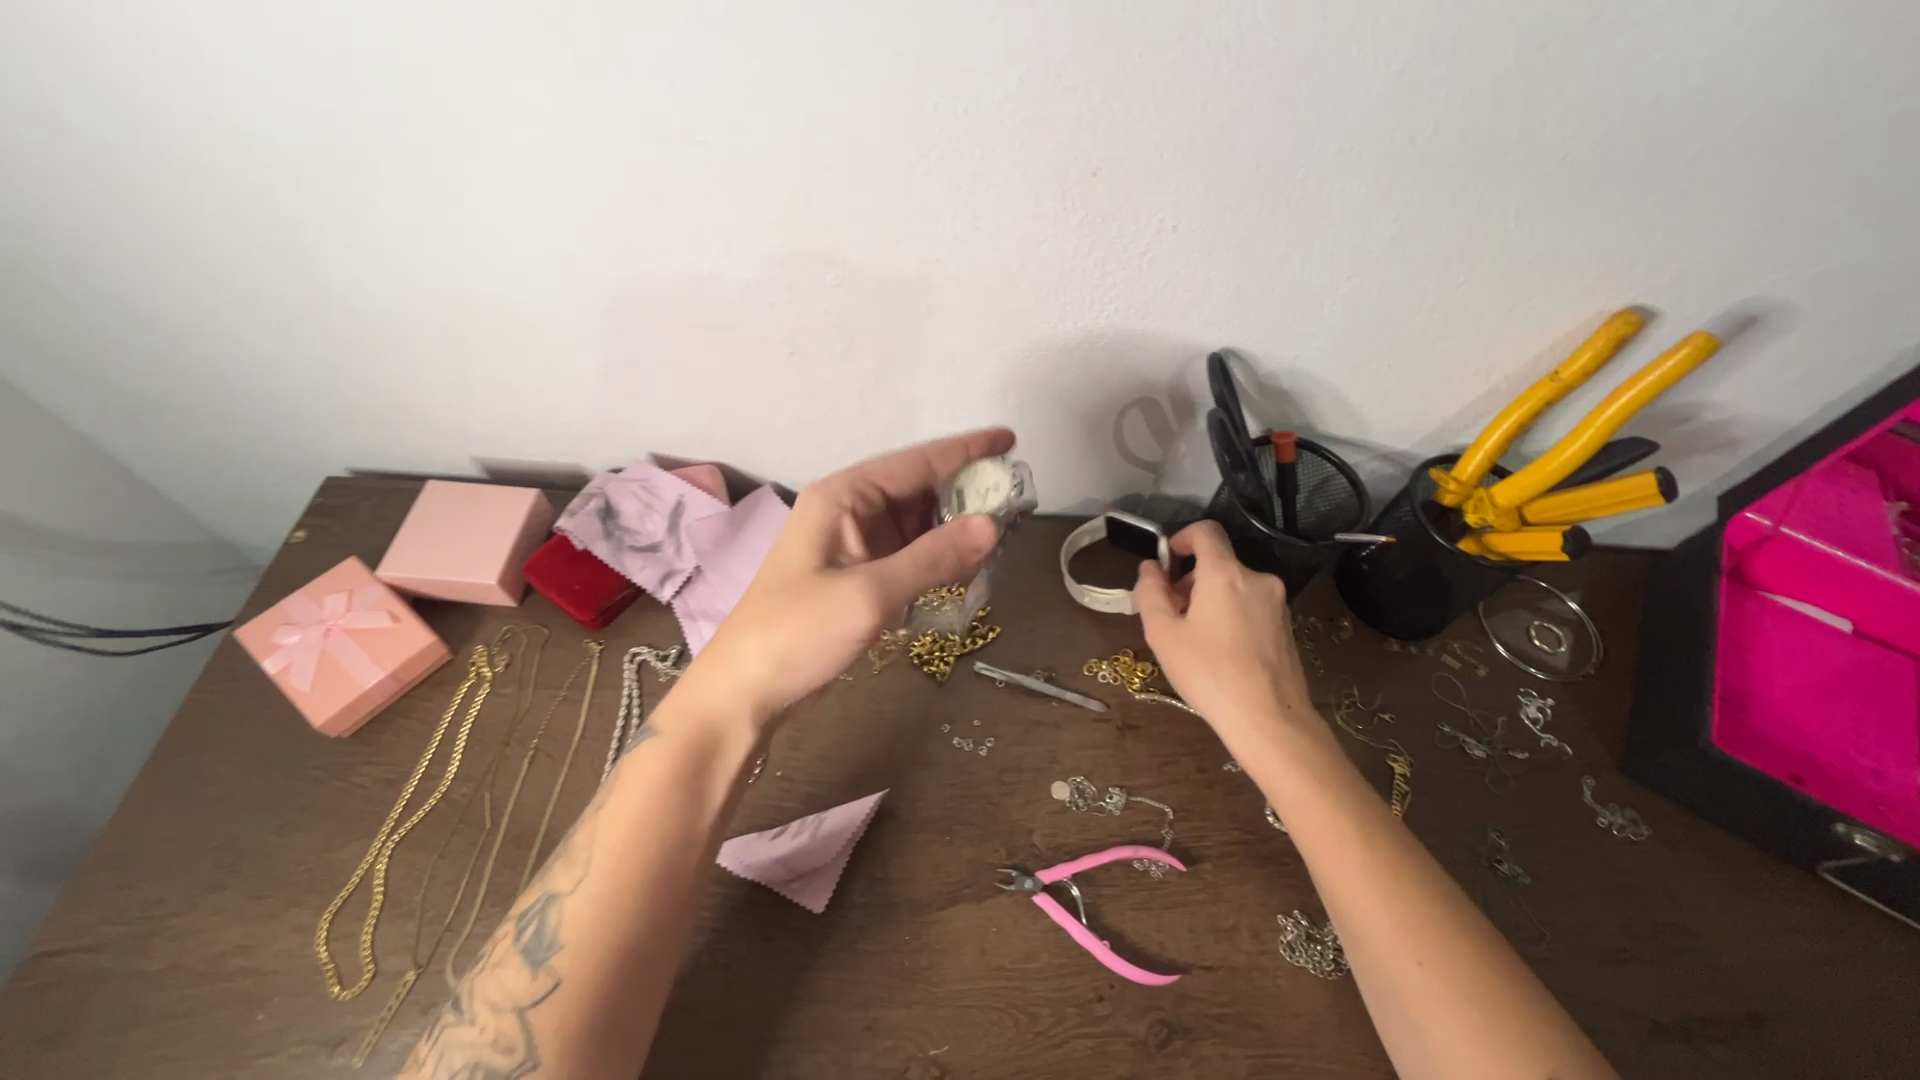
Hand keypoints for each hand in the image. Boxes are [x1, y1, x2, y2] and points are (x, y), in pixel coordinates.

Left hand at [683, 429, 1014, 726]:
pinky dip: (939, 560)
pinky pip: (910, 557)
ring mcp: (854, 547)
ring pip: (917, 526)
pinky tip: (969, 568)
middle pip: (919, 490)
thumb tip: (993, 526)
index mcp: (843, 497)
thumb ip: (934, 558)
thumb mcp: (870, 593)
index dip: (964, 451)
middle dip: (966, 494)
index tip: (1009, 441)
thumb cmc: (797, 632)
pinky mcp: (859, 579)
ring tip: (1004, 534)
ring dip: (955, 530)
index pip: (915, 462)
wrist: (747, 691)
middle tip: (1019, 501)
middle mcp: (849, 512)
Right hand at [1132, 521, 1324, 741]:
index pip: (1206, 531)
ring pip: (1234, 586)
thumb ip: (1150, 593)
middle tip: (1171, 615)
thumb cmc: (1209, 674)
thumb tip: (1150, 568)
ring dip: (1210, 599)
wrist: (1268, 719)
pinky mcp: (1287, 626)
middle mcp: (1257, 579)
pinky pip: (1250, 606)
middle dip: (1190, 580)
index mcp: (1225, 574)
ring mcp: (1277, 603)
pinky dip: (1231, 615)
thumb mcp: (1163, 634)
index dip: (1182, 538)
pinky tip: (1220, 652)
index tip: (1167, 563)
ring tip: (1194, 638)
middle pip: (1218, 563)